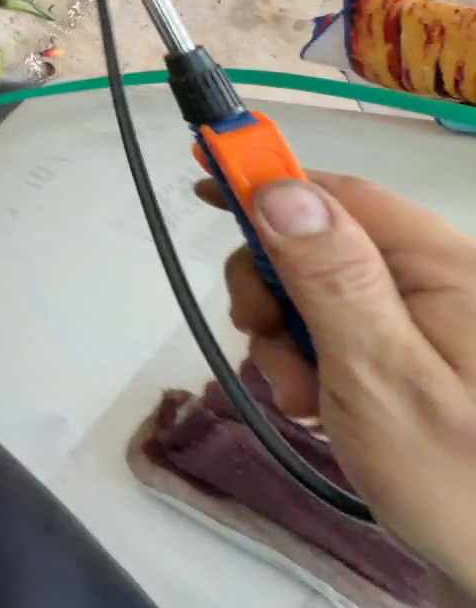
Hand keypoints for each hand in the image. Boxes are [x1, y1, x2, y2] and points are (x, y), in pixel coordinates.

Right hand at [213, 172, 475, 590]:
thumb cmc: (460, 479)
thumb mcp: (378, 374)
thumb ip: (330, 277)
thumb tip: (279, 190)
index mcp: (454, 276)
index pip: (343, 196)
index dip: (267, 178)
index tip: (202, 173)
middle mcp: (450, 286)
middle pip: (318, 242)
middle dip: (269, 285)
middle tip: (259, 333)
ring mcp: (435, 322)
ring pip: (317, 288)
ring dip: (284, 332)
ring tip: (297, 391)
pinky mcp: (421, 352)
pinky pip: (338, 324)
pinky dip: (307, 355)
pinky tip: (315, 397)